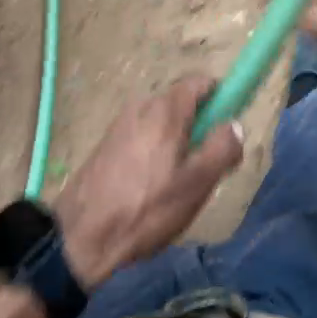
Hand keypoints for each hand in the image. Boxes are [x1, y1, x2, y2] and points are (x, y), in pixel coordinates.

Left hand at [51, 76, 244, 286]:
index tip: (226, 128)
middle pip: (181, 104)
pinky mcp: (108, 143)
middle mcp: (141, 105)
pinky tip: (150, 189)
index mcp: (165, 109)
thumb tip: (234, 124)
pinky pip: (143, 137)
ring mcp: (121, 123)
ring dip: (176, 144)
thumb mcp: (195, 184)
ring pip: (161, 124)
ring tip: (176, 186)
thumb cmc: (146, 208)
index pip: (200, 82)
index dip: (220, 98)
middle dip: (198, 128)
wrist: (82, 235)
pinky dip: (154, 153)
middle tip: (204, 168)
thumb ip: (221, 149)